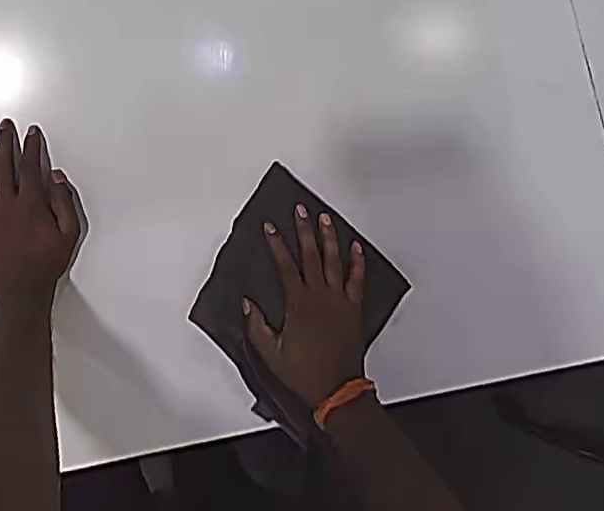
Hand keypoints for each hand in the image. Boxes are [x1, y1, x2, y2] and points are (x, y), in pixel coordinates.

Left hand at [0, 119, 81, 317]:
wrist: (20, 295)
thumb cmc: (45, 266)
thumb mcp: (69, 234)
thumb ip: (63, 202)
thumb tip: (55, 178)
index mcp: (30, 204)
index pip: (31, 166)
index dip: (32, 146)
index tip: (32, 133)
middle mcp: (7, 206)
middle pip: (4, 165)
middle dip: (5, 142)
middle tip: (5, 127)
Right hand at [244, 203, 367, 405]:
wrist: (338, 393)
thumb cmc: (305, 373)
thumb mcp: (271, 354)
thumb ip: (256, 327)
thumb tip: (247, 304)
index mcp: (299, 304)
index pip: (286, 265)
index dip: (277, 244)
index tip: (270, 227)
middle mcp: (320, 297)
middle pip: (311, 254)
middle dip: (304, 230)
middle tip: (300, 210)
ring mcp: (339, 301)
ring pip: (334, 261)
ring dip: (329, 237)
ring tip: (325, 219)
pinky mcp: (353, 309)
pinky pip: (357, 280)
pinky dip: (357, 262)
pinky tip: (355, 247)